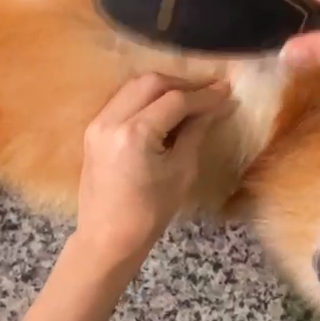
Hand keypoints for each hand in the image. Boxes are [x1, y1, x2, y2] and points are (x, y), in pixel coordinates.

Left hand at [73, 73, 231, 269]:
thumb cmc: (150, 213)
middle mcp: (111, 121)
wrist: (107, 237)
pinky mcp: (92, 130)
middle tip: (208, 92)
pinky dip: (144, 97)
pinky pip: (121, 100)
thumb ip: (196, 132)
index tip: (226, 91)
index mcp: (135, 134)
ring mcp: (97, 123)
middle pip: (151, 83)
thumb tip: (218, 106)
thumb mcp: (181, 172)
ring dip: (162, 87)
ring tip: (188, 98)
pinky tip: (163, 108)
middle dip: (182, 84)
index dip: (203, 94)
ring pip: (133, 86)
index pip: (175, 101)